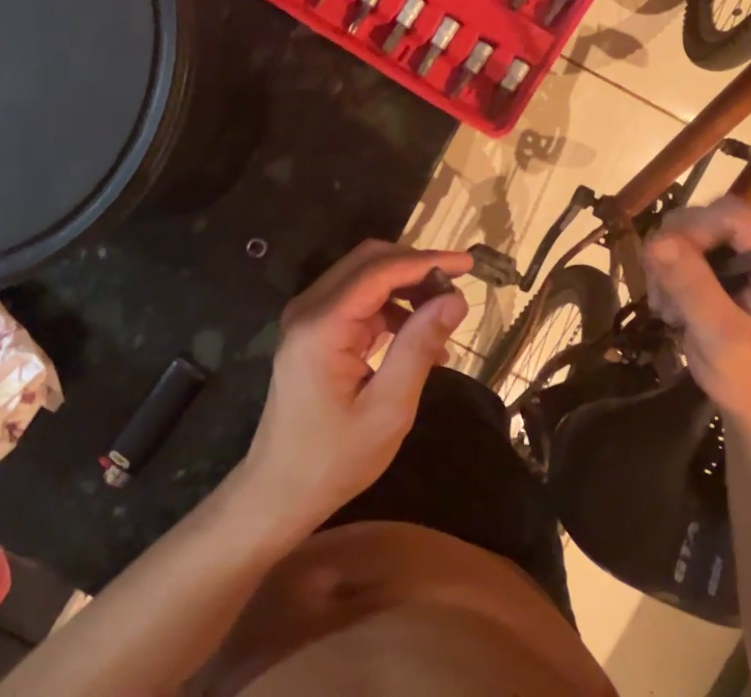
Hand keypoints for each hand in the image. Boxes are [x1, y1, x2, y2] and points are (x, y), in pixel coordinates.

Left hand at [239, 240, 472, 528]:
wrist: (281, 489)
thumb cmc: (335, 457)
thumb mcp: (389, 407)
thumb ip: (419, 347)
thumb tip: (455, 300)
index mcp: (322, 325)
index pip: (378, 270)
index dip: (425, 261)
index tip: (469, 264)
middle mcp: (308, 310)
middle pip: (366, 264)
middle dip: (415, 268)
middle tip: (458, 288)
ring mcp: (305, 321)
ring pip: (362, 281)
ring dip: (404, 290)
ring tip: (444, 319)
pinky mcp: (311, 335)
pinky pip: (354, 306)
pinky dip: (389, 312)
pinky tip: (419, 341)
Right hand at [641, 196, 750, 432]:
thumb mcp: (721, 336)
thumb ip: (691, 286)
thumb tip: (655, 241)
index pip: (732, 214)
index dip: (690, 233)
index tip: (661, 269)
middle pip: (710, 217)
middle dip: (677, 253)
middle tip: (664, 299)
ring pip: (693, 230)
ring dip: (670, 266)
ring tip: (669, 309)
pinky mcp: (739, 262)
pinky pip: (691, 246)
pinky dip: (673, 272)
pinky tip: (674, 306)